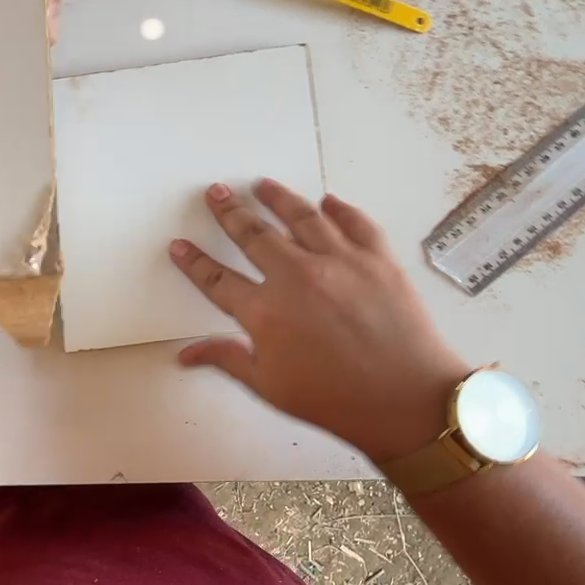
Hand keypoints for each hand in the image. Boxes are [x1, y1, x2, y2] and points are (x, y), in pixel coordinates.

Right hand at [169, 180, 471, 460]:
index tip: (179, 245)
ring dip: (278, 198)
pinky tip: (328, 201)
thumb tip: (186, 354)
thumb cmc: (332, 400)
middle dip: (230, 213)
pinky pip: (356, 223)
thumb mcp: (268, 386)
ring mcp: (340, 263)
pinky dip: (340, 210)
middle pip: (254, 236)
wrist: (405, 400)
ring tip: (262, 184)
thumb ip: (226, 359)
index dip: (195, 262)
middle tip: (216, 192)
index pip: (217, 280)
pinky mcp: (378, 260)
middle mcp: (297, 278)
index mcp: (264, 313)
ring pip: (302, 217)